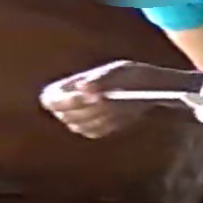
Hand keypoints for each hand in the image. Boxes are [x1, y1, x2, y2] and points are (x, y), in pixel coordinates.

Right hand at [40, 60, 201, 137]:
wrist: (150, 88)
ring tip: (126, 103)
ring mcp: (77, 121)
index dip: (69, 101)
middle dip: (94, 108)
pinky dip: (113, 123)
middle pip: (69, 115)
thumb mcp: (120, 70)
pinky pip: (97, 131)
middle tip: (116, 100)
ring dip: (107, 116)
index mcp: (62, 90)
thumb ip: (101, 78)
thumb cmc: (131, 75)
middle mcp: (64, 108)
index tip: (94, 97)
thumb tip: (83, 87)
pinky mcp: (94, 130)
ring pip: (83, 125)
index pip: (52, 101)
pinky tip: (128, 113)